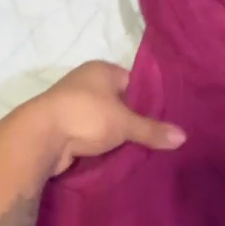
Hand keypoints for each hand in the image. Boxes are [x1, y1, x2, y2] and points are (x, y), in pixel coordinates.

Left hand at [20, 61, 185, 175]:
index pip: (133, 81)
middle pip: (119, 102)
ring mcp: (72, 104)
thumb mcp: (125, 123)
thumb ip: (153, 130)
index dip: (148, 99)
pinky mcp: (63, 126)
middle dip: (133, 120)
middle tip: (157, 137)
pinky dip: (101, 144)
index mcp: (101, 70)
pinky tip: (117, 155)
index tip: (165, 118)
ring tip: (141, 150)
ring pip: (104, 119)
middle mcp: (86, 82)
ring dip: (115, 134)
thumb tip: (184, 137)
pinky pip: (90, 134)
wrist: (41, 137)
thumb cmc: (86, 116)